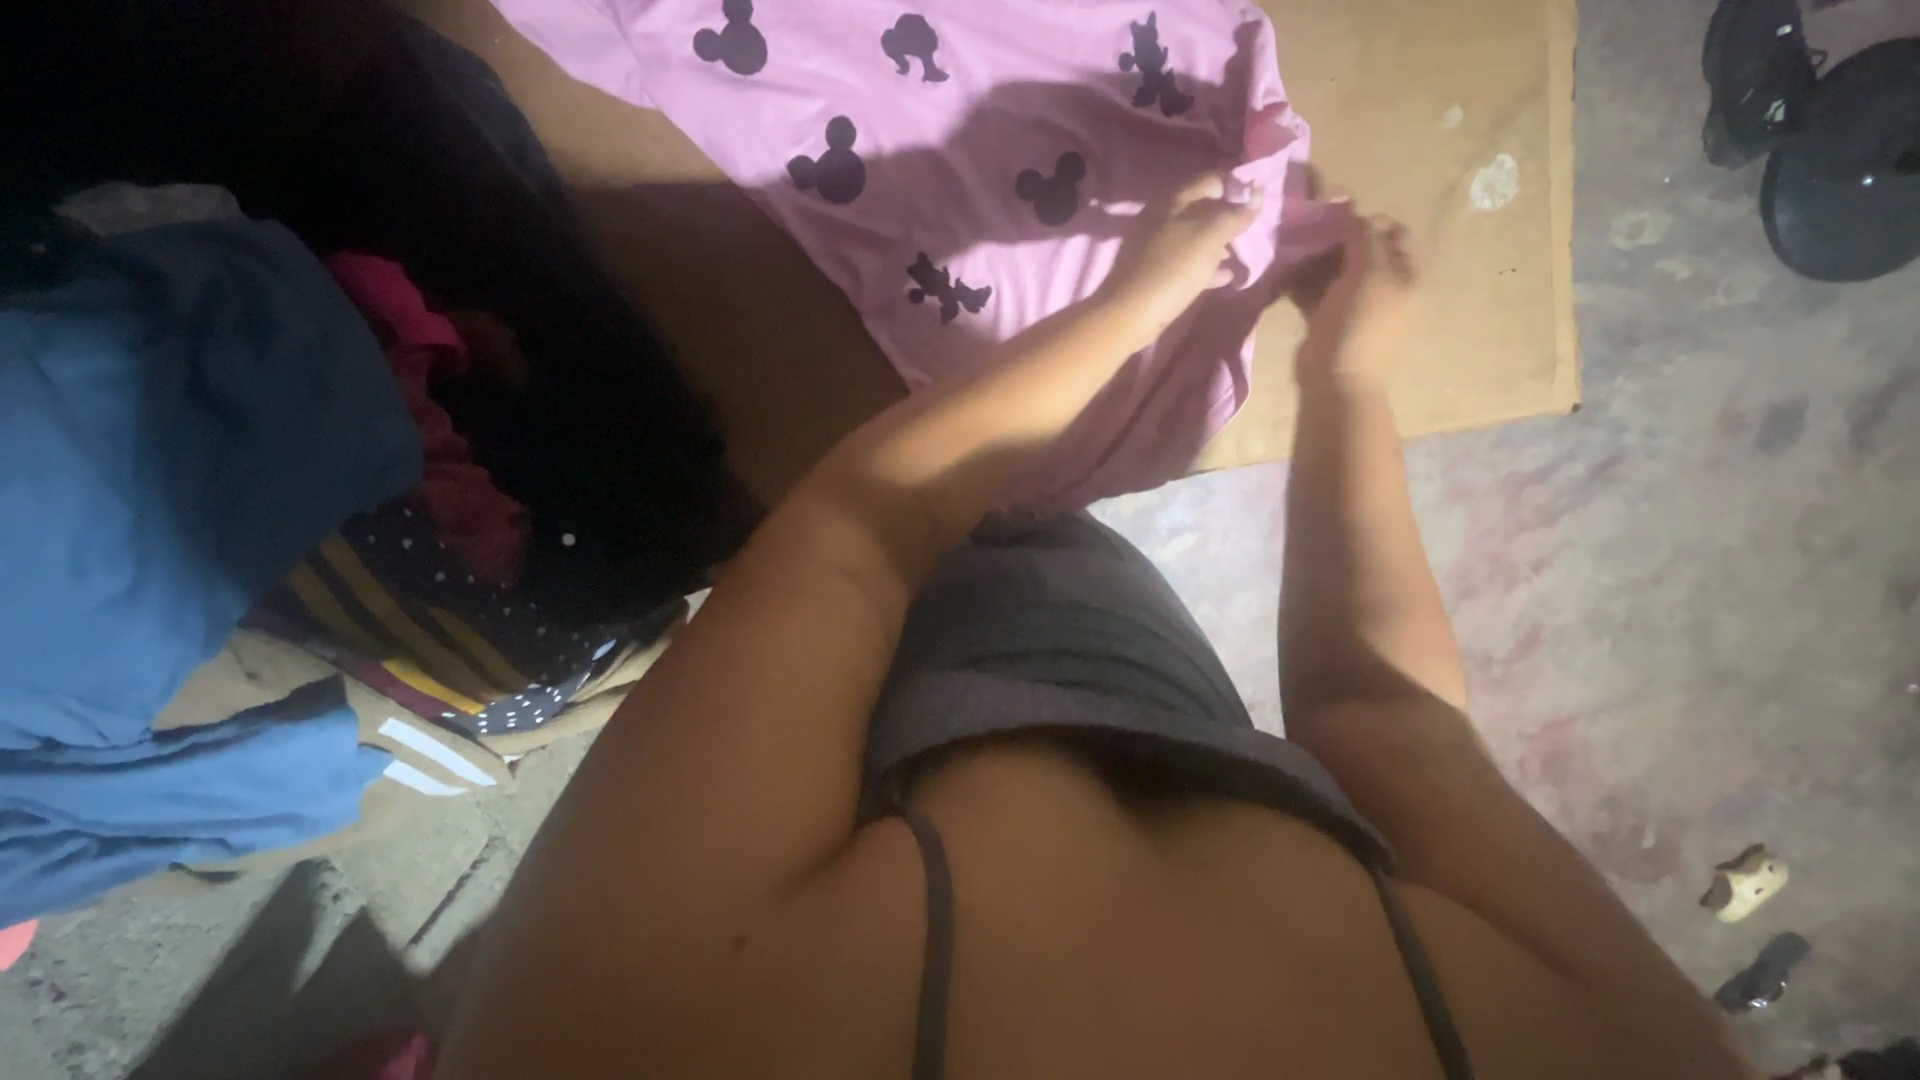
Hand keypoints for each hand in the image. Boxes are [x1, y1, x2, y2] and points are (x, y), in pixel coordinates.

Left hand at [1096, 171, 1263, 348]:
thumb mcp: (1208, 237)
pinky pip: (1187, 264)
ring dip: (1220, 244)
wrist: (1129, 315)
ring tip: (1243, 253)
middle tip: (1253, 231)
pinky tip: (1226, 276)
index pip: (1211, 181)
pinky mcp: (1156, 274)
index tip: (1259, 204)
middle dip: (1230, 218)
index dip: (1237, 187)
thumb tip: (1258, 195)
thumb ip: (1234, 214)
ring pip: (1196, 238)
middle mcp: (1162, 219)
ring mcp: (1157, 248)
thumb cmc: (1171, 270)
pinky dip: (1207, 267)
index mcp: (1172, 201)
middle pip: (1204, 209)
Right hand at [1294, 198, 1416, 391]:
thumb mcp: (1370, 272)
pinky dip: (1299, 279)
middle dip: (1333, 237)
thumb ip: (1363, 236)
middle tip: (1306, 229)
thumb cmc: (1359, 323)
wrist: (1336, 379)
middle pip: (1359, 248)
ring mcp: (1352, 302)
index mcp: (1404, 273)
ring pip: (1333, 267)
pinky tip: (1281, 271)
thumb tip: (1353, 208)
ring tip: (1289, 247)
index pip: (1392, 231)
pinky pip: (1313, 289)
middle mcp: (1381, 284)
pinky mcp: (1325, 316)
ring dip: (1312, 256)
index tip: (1335, 216)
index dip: (1366, 219)